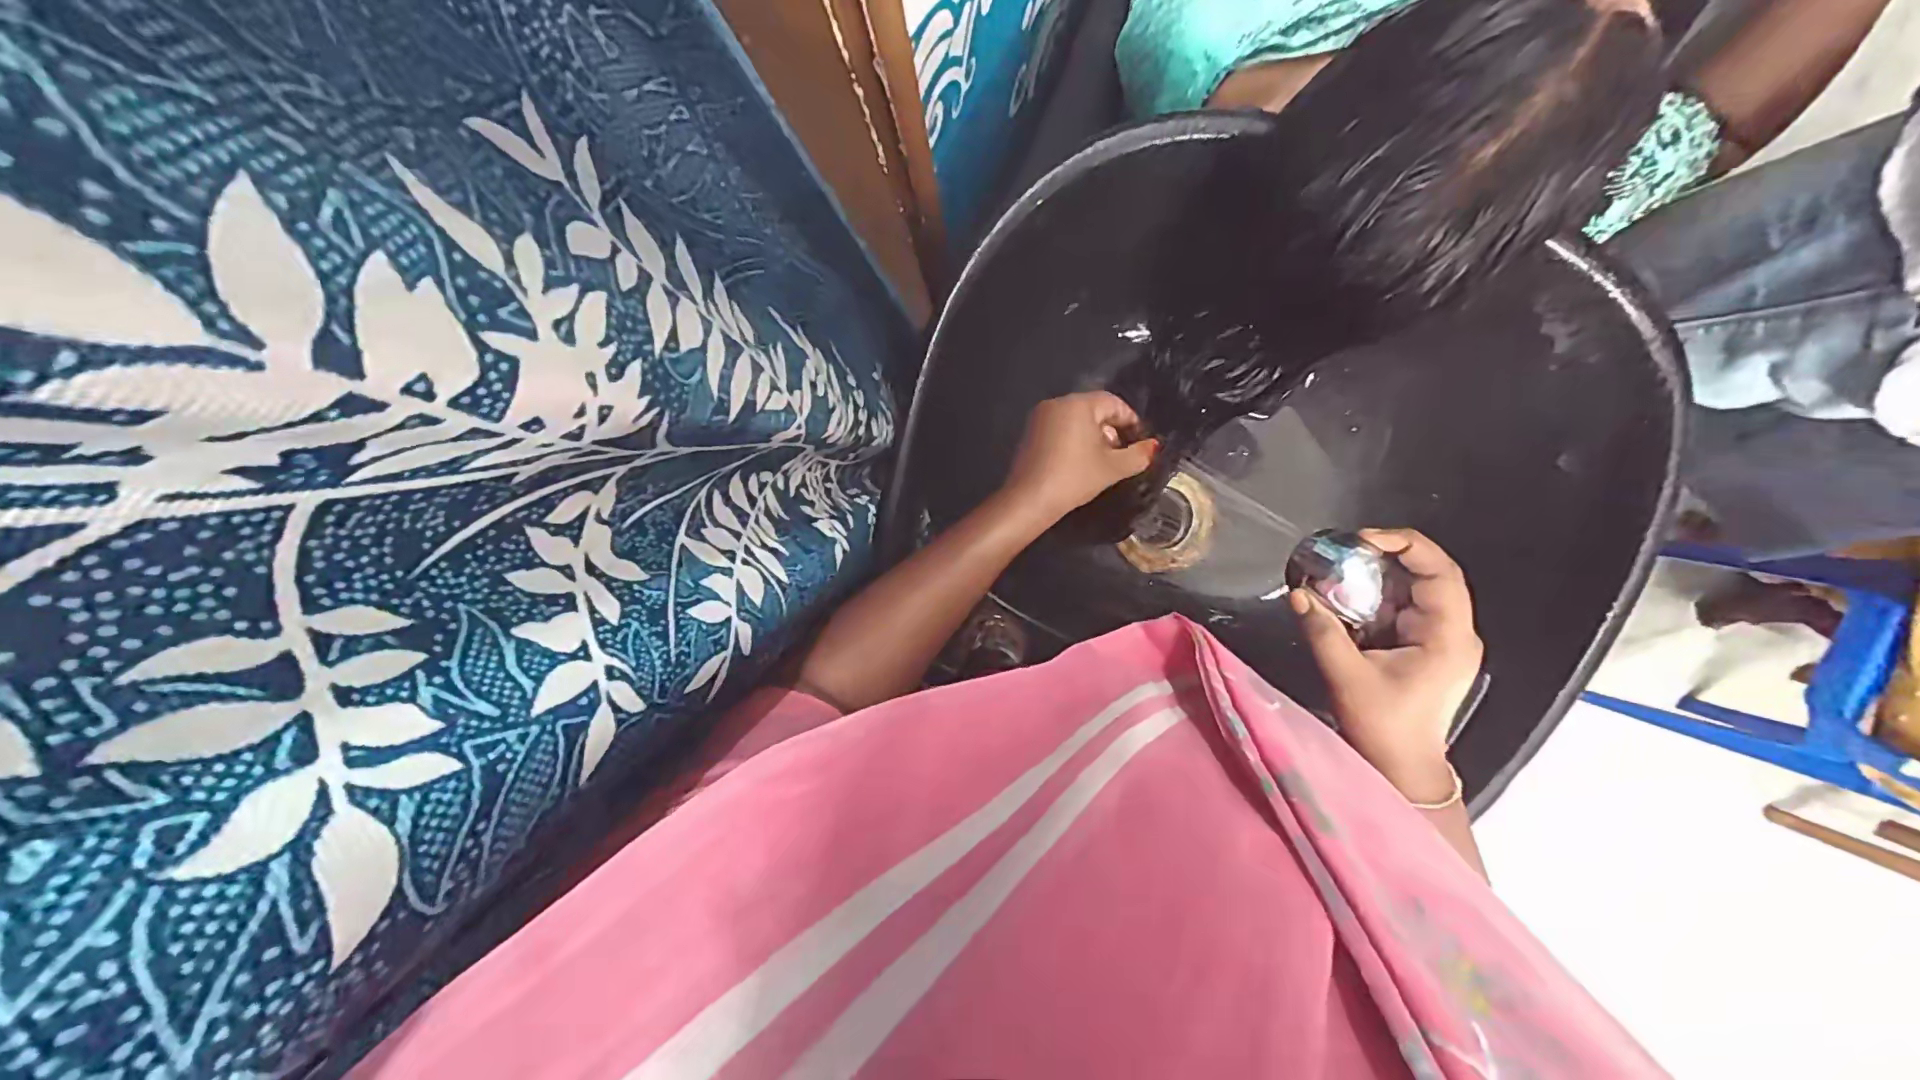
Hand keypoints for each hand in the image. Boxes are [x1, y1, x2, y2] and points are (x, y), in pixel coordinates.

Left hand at [999, 392, 1158, 523]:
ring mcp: (1039, 417)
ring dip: (1094, 436)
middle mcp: (1057, 403)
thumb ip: (1138, 455)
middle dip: (1112, 429)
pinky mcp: (1029, 433)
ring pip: (1076, 419)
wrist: (1029, 499)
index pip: (1113, 403)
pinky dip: (1074, 440)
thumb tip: (1153, 446)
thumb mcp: (1113, 468)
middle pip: (1094, 409)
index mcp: (1078, 404)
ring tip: (1103, 461)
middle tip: (1122, 454)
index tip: (1140, 442)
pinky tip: (1079, 463)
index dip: (1131, 421)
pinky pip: (1060, 428)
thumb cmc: (1075, 478)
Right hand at [1291, 528, 1482, 802]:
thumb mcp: (1347, 676)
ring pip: (1413, 591)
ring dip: (1378, 577)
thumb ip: (1323, 631)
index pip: (1441, 573)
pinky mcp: (1423, 648)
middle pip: (1429, 576)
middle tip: (1346, 548)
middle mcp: (1452, 633)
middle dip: (1388, 556)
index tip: (1364, 539)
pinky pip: (1401, 609)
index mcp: (1448, 637)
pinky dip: (1374, 597)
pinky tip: (1346, 596)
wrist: (1402, 767)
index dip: (1407, 545)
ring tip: (1340, 568)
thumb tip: (1299, 594)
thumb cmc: (1383, 727)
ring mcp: (1440, 640)